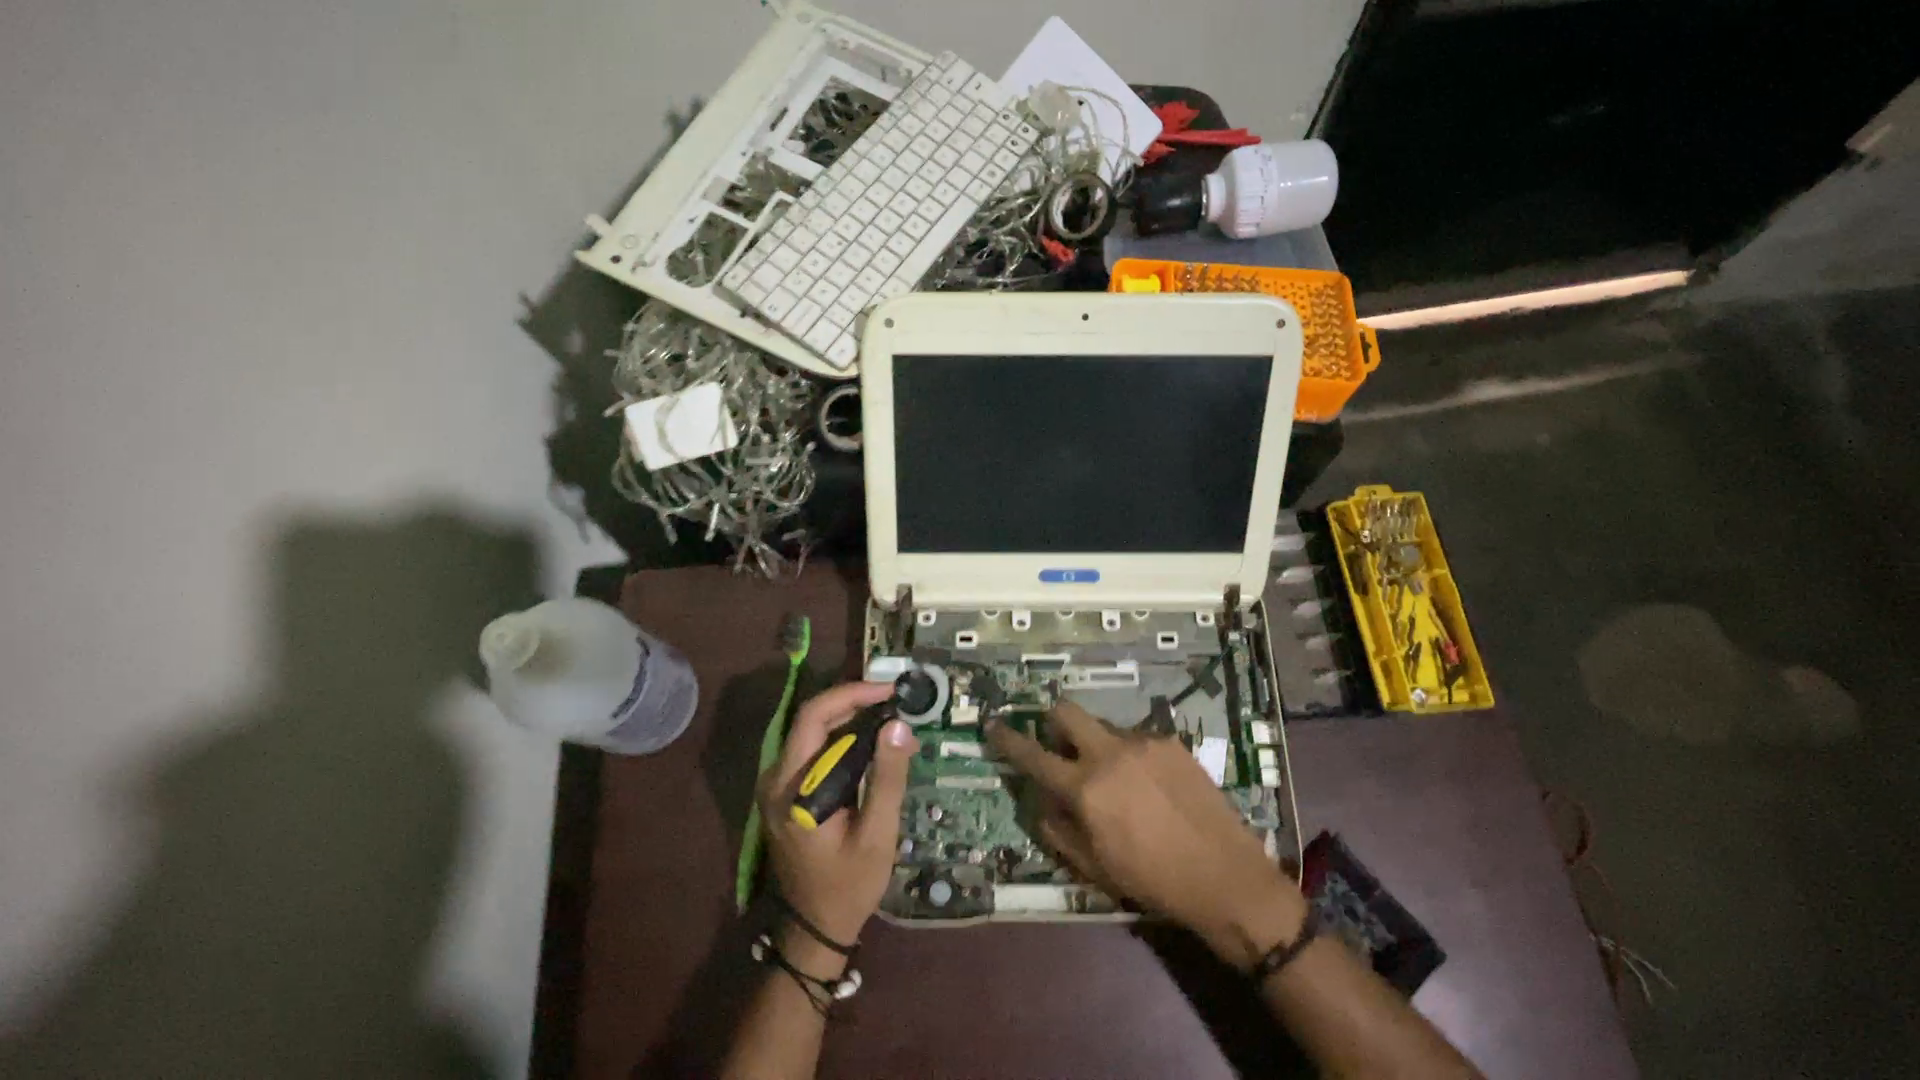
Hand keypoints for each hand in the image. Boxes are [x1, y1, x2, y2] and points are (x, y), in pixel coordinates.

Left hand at [757, 681, 917, 963]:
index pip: (814, 718)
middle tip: (895, 703)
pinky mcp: (783, 795)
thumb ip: (887, 778)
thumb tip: (898, 726)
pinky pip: (811, 754)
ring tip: (890, 722)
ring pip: (811, 735)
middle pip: (810, 721)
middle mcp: (775, 779)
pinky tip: (870, 747)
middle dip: (854, 704)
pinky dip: (840, 742)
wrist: (815, 928)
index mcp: (792, 787)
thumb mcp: (877, 835)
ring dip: (849, 721)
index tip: (889, 692)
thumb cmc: (848, 885)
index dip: (851, 695)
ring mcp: (775, 787)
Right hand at [987, 701, 1307, 968]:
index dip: (1007, 740)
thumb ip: (1057, 829)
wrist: (1224, 875)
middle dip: (1053, 721)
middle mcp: (1110, 754)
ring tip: (1119, 781)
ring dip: (1098, 744)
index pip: (1033, 755)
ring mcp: (1145, 743)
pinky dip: (1132, 756)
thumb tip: (1042, 802)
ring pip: (1105, 727)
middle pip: (1066, 711)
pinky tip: (1151, 785)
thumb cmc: (1151, 880)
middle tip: (1059, 745)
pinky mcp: (1174, 744)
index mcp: (1085, 788)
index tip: (993, 726)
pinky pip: (1138, 739)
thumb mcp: (1092, 867)